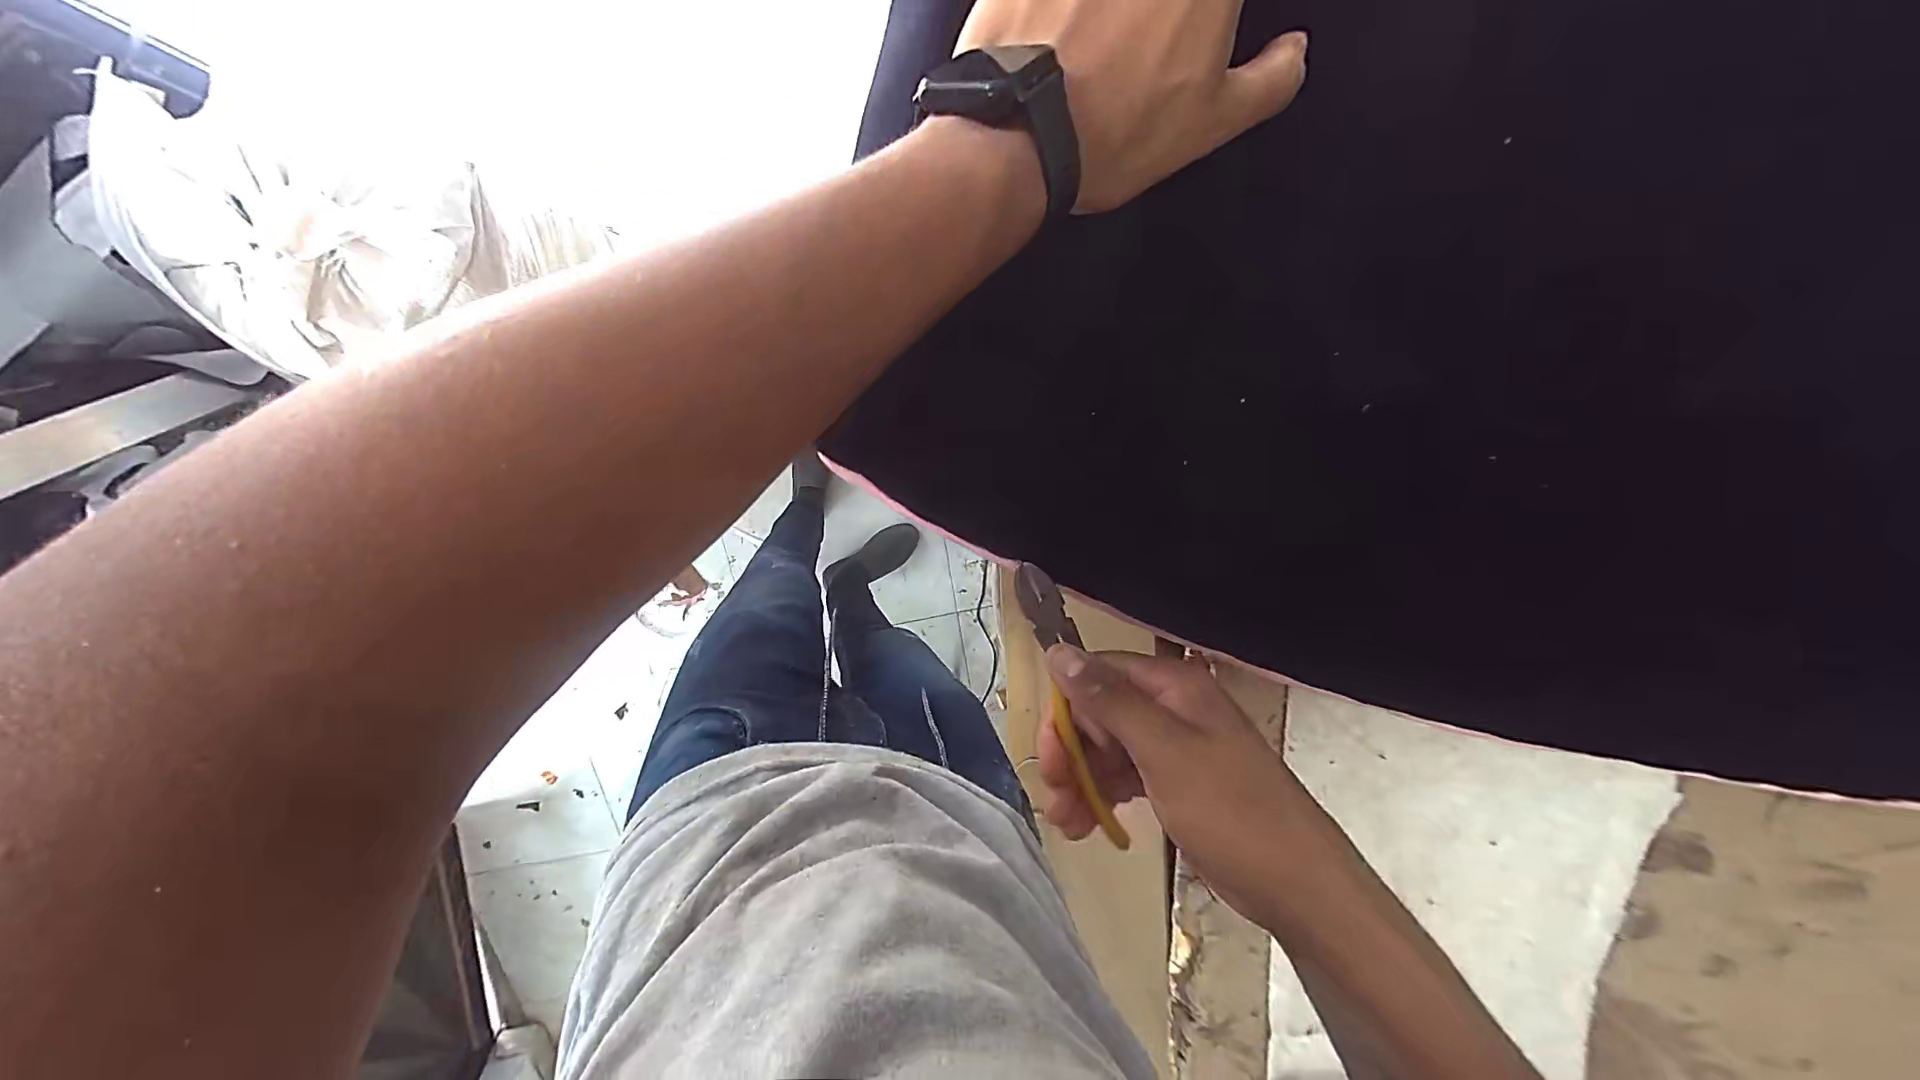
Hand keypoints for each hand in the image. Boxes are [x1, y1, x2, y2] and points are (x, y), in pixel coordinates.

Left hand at [957, 0, 1307, 212]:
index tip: (1201, 37)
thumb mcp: (1211, 123)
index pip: (1224, 1)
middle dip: (1165, 20)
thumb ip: (1271, 81)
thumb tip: (1295, 51)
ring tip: (1111, 44)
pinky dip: (1066, 8)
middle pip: (1172, 1)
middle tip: (1154, 47)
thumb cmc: (1118, 134)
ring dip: (1122, 17)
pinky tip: (1069, 31)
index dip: (1212, 19)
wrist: (1019, 137)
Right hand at [1039, 645, 1303, 920]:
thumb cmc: (1231, 810)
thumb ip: (1108, 700)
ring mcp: (1172, 746)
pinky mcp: (1173, 782)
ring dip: (1080, 780)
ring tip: (1066, 822)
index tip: (1050, 752)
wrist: (1297, 886)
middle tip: (1054, 793)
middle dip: (1071, 752)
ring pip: (1106, 749)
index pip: (1098, 674)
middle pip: (1098, 713)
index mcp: (1172, 686)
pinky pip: (1123, 776)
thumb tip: (1057, 651)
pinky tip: (1085, 825)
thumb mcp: (1163, 751)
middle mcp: (1170, 707)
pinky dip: (1101, 797)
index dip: (1067, 708)